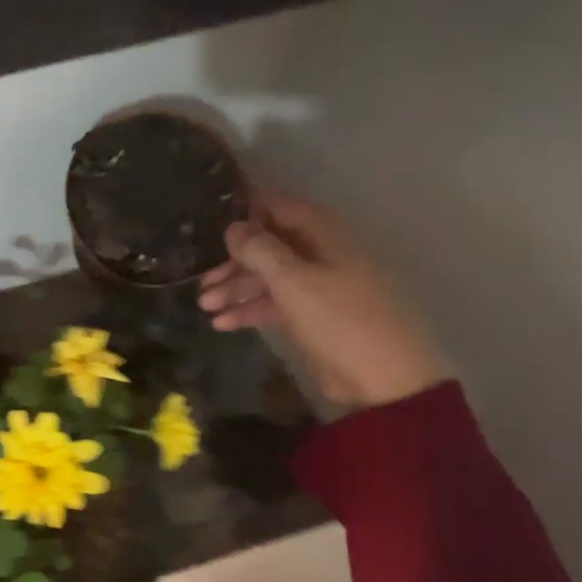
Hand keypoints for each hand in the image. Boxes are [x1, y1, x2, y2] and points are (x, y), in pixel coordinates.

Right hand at [198, 191, 447, 409]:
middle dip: (232, 261)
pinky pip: (273, 304)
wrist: (381, 375)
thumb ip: (260, 251)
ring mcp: (315, 284)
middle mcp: (318, 252)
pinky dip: (249, 310)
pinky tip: (222, 324)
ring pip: (267, 277)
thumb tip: (234, 227)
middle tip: (200, 279)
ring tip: (204, 307)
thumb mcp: (294, 282)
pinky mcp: (310, 315)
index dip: (243, 209)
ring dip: (235, 289)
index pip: (276, 206)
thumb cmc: (339, 319)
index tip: (206, 217)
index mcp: (321, 233)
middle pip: (267, 246)